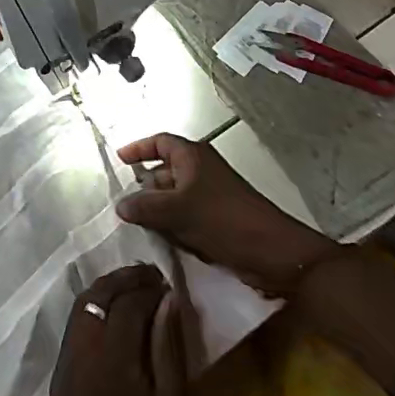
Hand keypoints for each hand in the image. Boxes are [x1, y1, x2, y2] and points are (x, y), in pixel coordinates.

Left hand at [50, 264, 188, 395]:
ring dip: (104, 292)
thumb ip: (169, 348)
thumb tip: (170, 298)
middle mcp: (80, 358)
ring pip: (78, 310)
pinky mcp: (58, 382)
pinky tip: (111, 317)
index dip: (147, 288)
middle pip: (94, 298)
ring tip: (132, 288)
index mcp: (112, 365)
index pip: (126, 306)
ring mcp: (63, 369)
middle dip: (121, 279)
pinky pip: (72, 333)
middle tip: (149, 273)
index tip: (167, 283)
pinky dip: (91, 314)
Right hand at [115, 133, 336, 294]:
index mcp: (193, 157)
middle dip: (146, 188)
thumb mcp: (177, 212)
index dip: (139, 148)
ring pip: (175, 197)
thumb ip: (144, 207)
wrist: (273, 253)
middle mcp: (202, 170)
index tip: (120, 160)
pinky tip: (165, 241)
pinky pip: (187, 216)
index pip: (160, 142)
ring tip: (141, 226)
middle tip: (127, 205)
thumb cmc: (223, 220)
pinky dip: (174, 225)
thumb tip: (121, 205)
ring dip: (159, 211)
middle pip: (165, 171)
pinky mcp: (218, 219)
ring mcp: (211, 195)